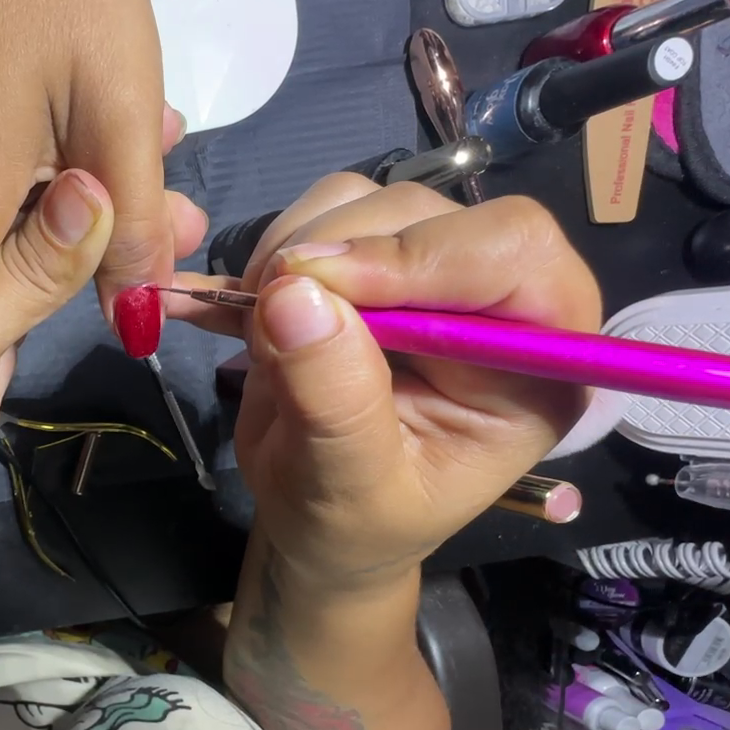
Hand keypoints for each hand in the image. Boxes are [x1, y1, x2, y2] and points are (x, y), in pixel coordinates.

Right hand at [168, 177, 600, 588]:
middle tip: (262, 309)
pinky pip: (304, 227)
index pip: (508, 252)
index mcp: (526, 359)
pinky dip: (247, 262)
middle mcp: (478, 304)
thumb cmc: (355, 525)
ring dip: (285, 250)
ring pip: (356, 204)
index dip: (411, 253)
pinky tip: (202, 300)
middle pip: (419, 214)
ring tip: (249, 320)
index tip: (308, 284)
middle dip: (329, 251)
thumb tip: (290, 295)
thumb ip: (335, 399)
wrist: (315, 525)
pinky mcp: (346, 279)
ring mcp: (407, 283)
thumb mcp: (351, 485)